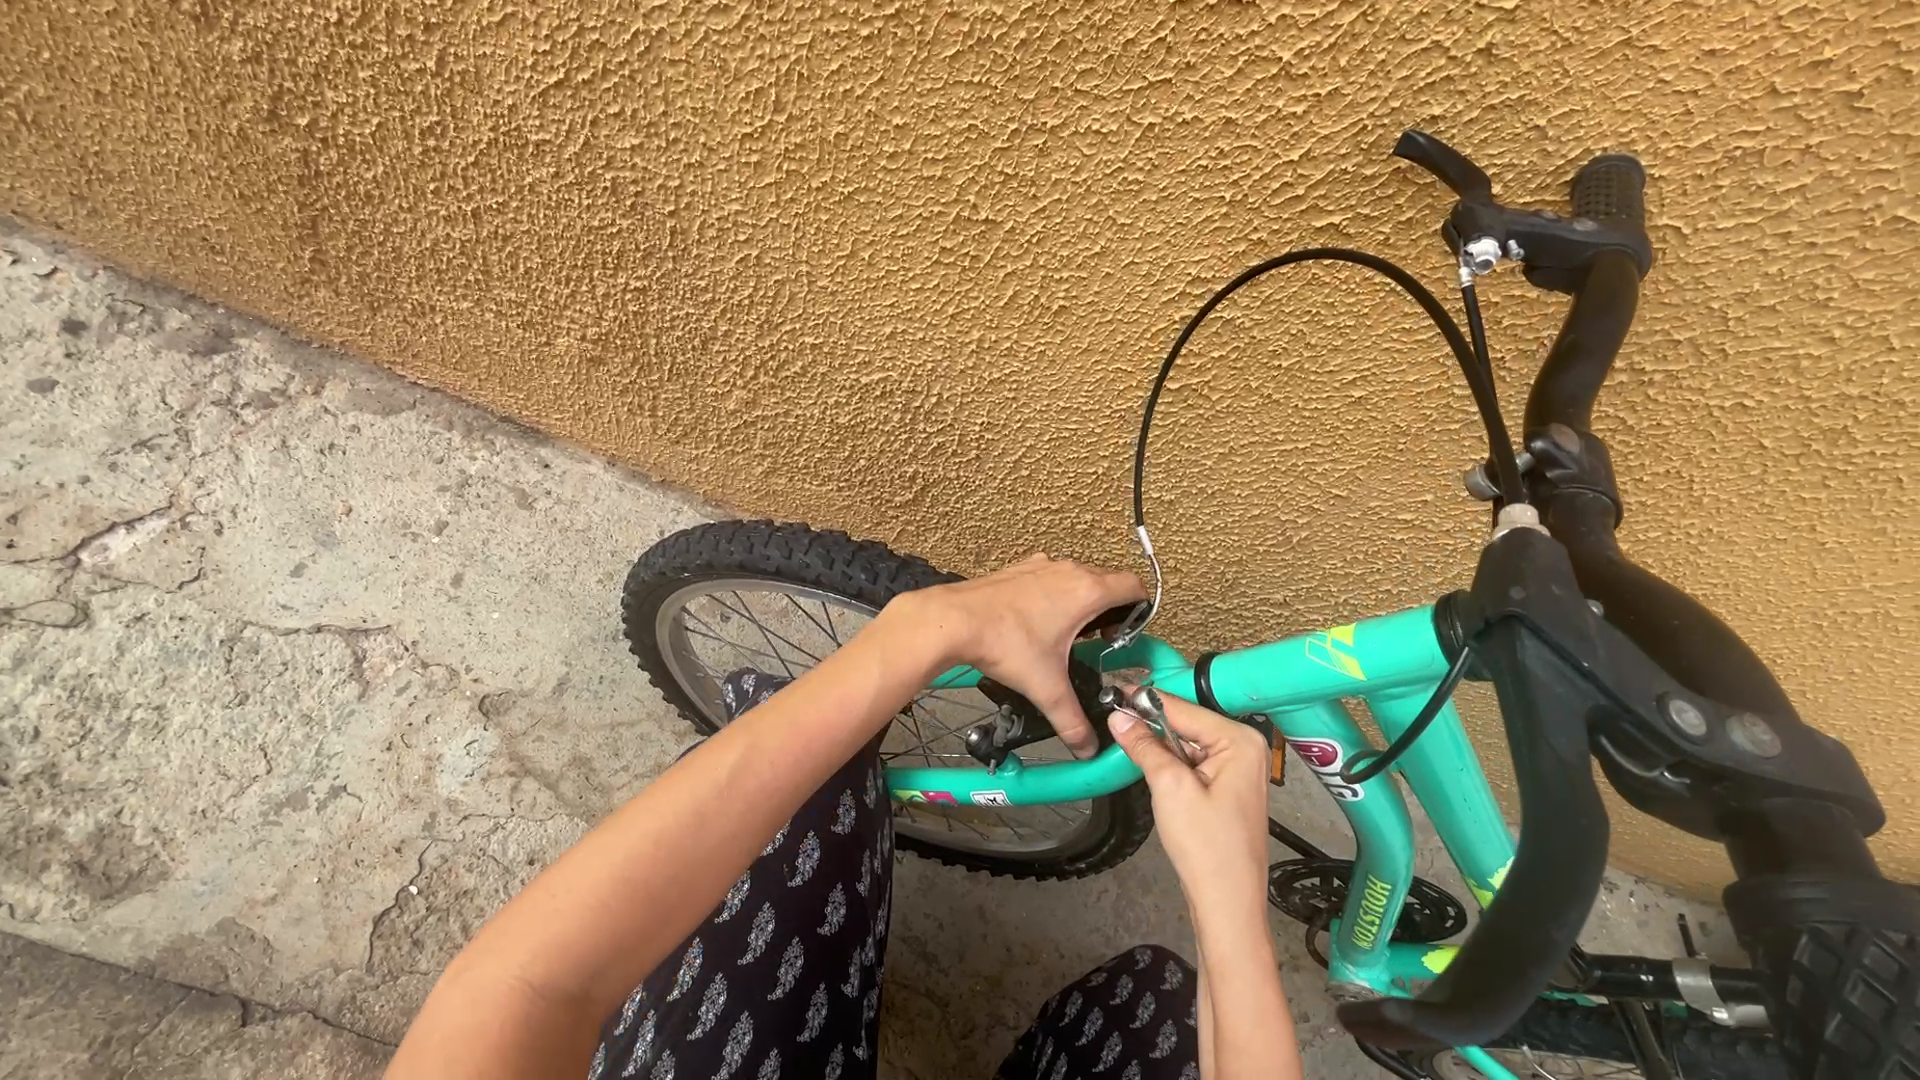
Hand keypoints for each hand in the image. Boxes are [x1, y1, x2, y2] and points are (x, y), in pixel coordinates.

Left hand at [892, 555, 1144, 757]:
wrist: (953, 621)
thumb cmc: (1004, 643)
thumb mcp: (1046, 687)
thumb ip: (1072, 720)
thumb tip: (1087, 747)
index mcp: (1087, 590)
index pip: (1134, 586)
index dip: (1139, 609)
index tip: (1128, 633)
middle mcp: (1068, 570)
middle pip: (1106, 582)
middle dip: (1109, 610)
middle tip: (1098, 640)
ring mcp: (1041, 565)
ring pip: (1076, 577)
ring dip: (1080, 601)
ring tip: (1066, 634)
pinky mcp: (1018, 569)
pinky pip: (1049, 577)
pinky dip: (1052, 595)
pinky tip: (1036, 623)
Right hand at [1108, 692, 1270, 916]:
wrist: (1226, 903)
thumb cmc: (1206, 847)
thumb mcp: (1169, 787)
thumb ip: (1144, 746)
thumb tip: (1119, 716)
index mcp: (1240, 741)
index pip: (1184, 708)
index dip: (1145, 700)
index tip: (1112, 690)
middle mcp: (1246, 748)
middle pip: (1187, 723)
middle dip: (1152, 724)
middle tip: (1113, 718)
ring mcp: (1239, 769)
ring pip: (1187, 743)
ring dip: (1159, 746)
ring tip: (1125, 741)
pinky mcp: (1228, 788)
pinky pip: (1193, 762)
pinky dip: (1170, 763)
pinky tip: (1148, 765)